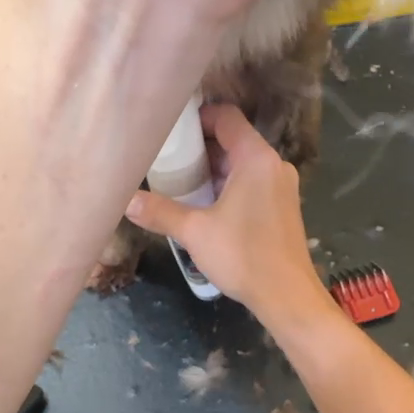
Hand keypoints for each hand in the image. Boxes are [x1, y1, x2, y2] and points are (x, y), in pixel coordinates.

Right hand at [126, 105, 338, 330]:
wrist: (286, 295)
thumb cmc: (243, 256)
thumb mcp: (195, 233)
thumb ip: (161, 213)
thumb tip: (127, 201)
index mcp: (256, 158)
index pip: (226, 117)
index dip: (198, 118)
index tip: (173, 133)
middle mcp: (274, 165)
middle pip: (234, 141)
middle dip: (201, 150)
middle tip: (170, 163)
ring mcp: (282, 188)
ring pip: (243, 167)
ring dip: (214, 173)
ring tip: (184, 188)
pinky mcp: (284, 209)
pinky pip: (253, 186)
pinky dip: (230, 189)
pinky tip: (209, 210)